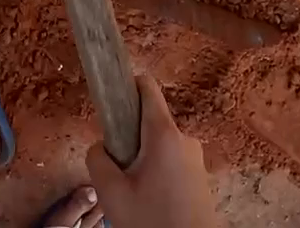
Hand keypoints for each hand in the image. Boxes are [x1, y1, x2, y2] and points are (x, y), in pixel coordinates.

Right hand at [85, 76, 217, 227]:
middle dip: (131, 139)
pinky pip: (173, 163)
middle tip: (120, 170)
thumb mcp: (112, 194)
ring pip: (160, 146)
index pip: (146, 86)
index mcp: (164, 133)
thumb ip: (97, 160)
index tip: (112, 105)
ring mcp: (196, 159)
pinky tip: (152, 203)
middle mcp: (184, 138)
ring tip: (136, 194)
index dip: (126, 87)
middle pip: (150, 122)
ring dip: (145, 162)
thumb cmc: (153, 222)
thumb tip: (100, 148)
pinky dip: (159, 175)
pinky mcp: (201, 179)